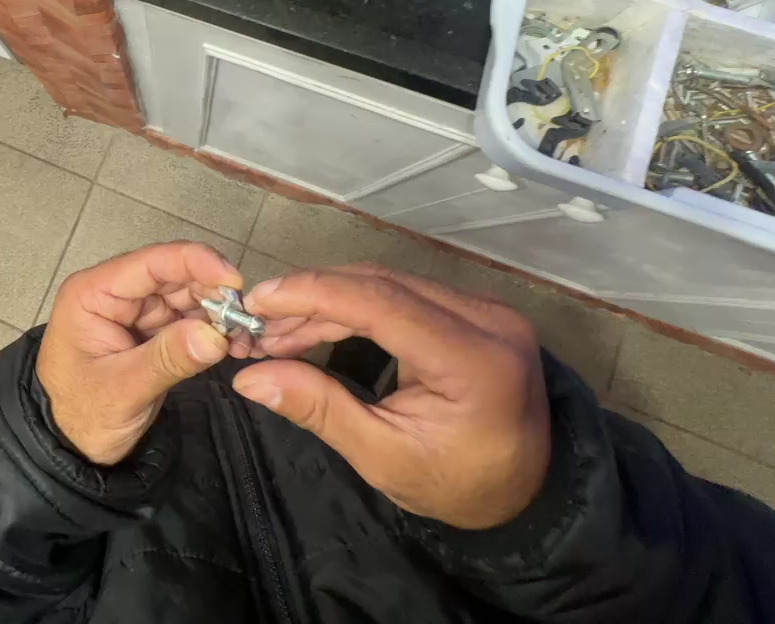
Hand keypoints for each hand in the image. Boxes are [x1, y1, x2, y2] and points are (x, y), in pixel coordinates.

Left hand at [37, 242, 241, 464]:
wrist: (72, 448)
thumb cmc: (81, 416)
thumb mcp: (122, 391)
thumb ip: (166, 359)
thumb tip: (214, 334)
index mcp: (93, 293)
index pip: (149, 263)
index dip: (194, 262)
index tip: (233, 280)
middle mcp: (115, 292)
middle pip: (173, 275)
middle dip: (213, 291)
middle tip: (247, 318)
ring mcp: (135, 310)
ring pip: (186, 295)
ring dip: (218, 311)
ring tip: (244, 337)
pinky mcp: (152, 329)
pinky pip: (188, 318)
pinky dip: (212, 328)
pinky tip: (233, 343)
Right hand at [235, 266, 550, 529]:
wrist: (525, 491)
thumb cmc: (458, 483)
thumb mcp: (384, 458)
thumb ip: (319, 409)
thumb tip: (249, 378)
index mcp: (475, 361)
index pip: (381, 302)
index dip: (313, 294)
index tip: (257, 302)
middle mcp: (485, 319)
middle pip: (378, 284)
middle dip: (310, 298)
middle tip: (257, 323)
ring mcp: (481, 307)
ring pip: (383, 282)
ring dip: (325, 301)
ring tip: (278, 331)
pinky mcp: (469, 307)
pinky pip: (397, 291)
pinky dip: (350, 305)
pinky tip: (314, 325)